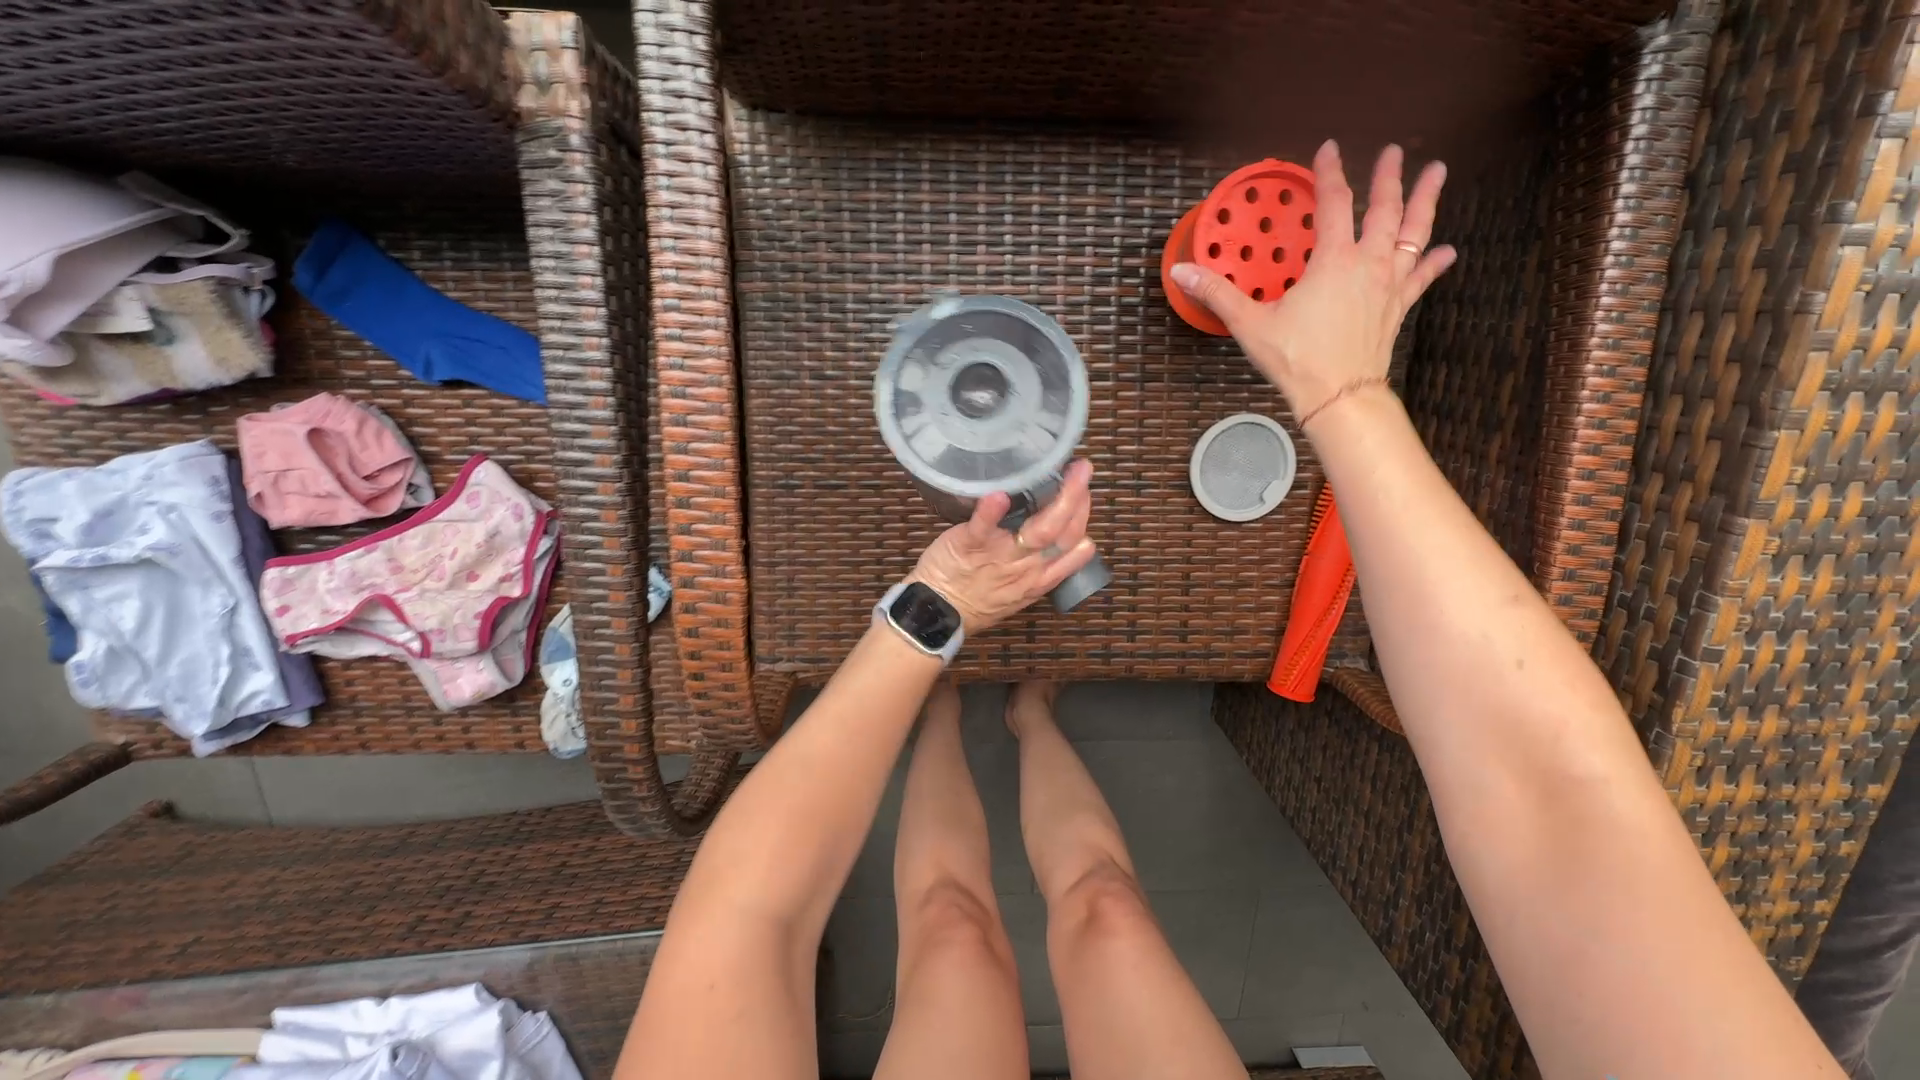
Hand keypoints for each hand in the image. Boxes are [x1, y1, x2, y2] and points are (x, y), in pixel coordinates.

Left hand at [908, 459, 1097, 634]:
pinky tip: (999, 495)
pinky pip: (982, 528)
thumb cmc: (978, 599)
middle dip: (1078, 501)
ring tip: (1065, 473)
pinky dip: (991, 512)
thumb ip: (1042, 564)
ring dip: (1056, 501)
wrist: (940, 611)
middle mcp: (1026, 566)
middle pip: (1061, 534)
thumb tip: (1063, 538)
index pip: (1073, 546)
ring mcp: (999, 556)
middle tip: (1083, 469)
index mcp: (1040, 575)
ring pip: (1037, 531)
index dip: (1084, 518)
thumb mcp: (1021, 590)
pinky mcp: (969, 546)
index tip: (1089, 492)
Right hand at [1170, 140, 1455, 424]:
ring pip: (1413, 232)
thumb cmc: (1297, 359)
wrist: (1339, 397)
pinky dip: (1434, 262)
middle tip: (1396, 152)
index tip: (1329, 150)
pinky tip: (1447, 250)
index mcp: (1333, 261)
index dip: (1330, 174)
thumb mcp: (1250, 324)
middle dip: (1389, 177)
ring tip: (1438, 173)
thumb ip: (1217, 293)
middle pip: (1384, 209)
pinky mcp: (1398, 309)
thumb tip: (1180, 271)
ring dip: (1426, 201)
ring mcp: (1388, 285)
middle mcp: (1368, 264)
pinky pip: (1421, 278)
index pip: (1333, 204)